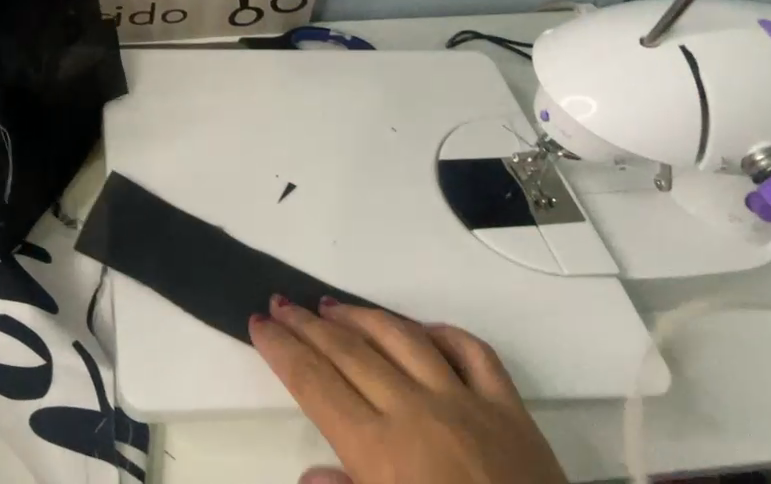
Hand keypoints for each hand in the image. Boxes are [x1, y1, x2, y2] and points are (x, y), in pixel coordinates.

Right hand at [251, 296, 566, 483]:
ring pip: (401, 337)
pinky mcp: (510, 408)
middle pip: (348, 351)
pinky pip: (472, 351)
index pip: (314, 383)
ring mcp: (465, 402)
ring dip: (361, 316)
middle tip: (282, 303)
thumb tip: (308, 476)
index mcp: (379, 451)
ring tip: (332, 305)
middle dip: (307, 324)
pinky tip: (421, 329)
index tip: (259, 323)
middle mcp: (415, 412)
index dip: (281, 349)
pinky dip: (442, 332)